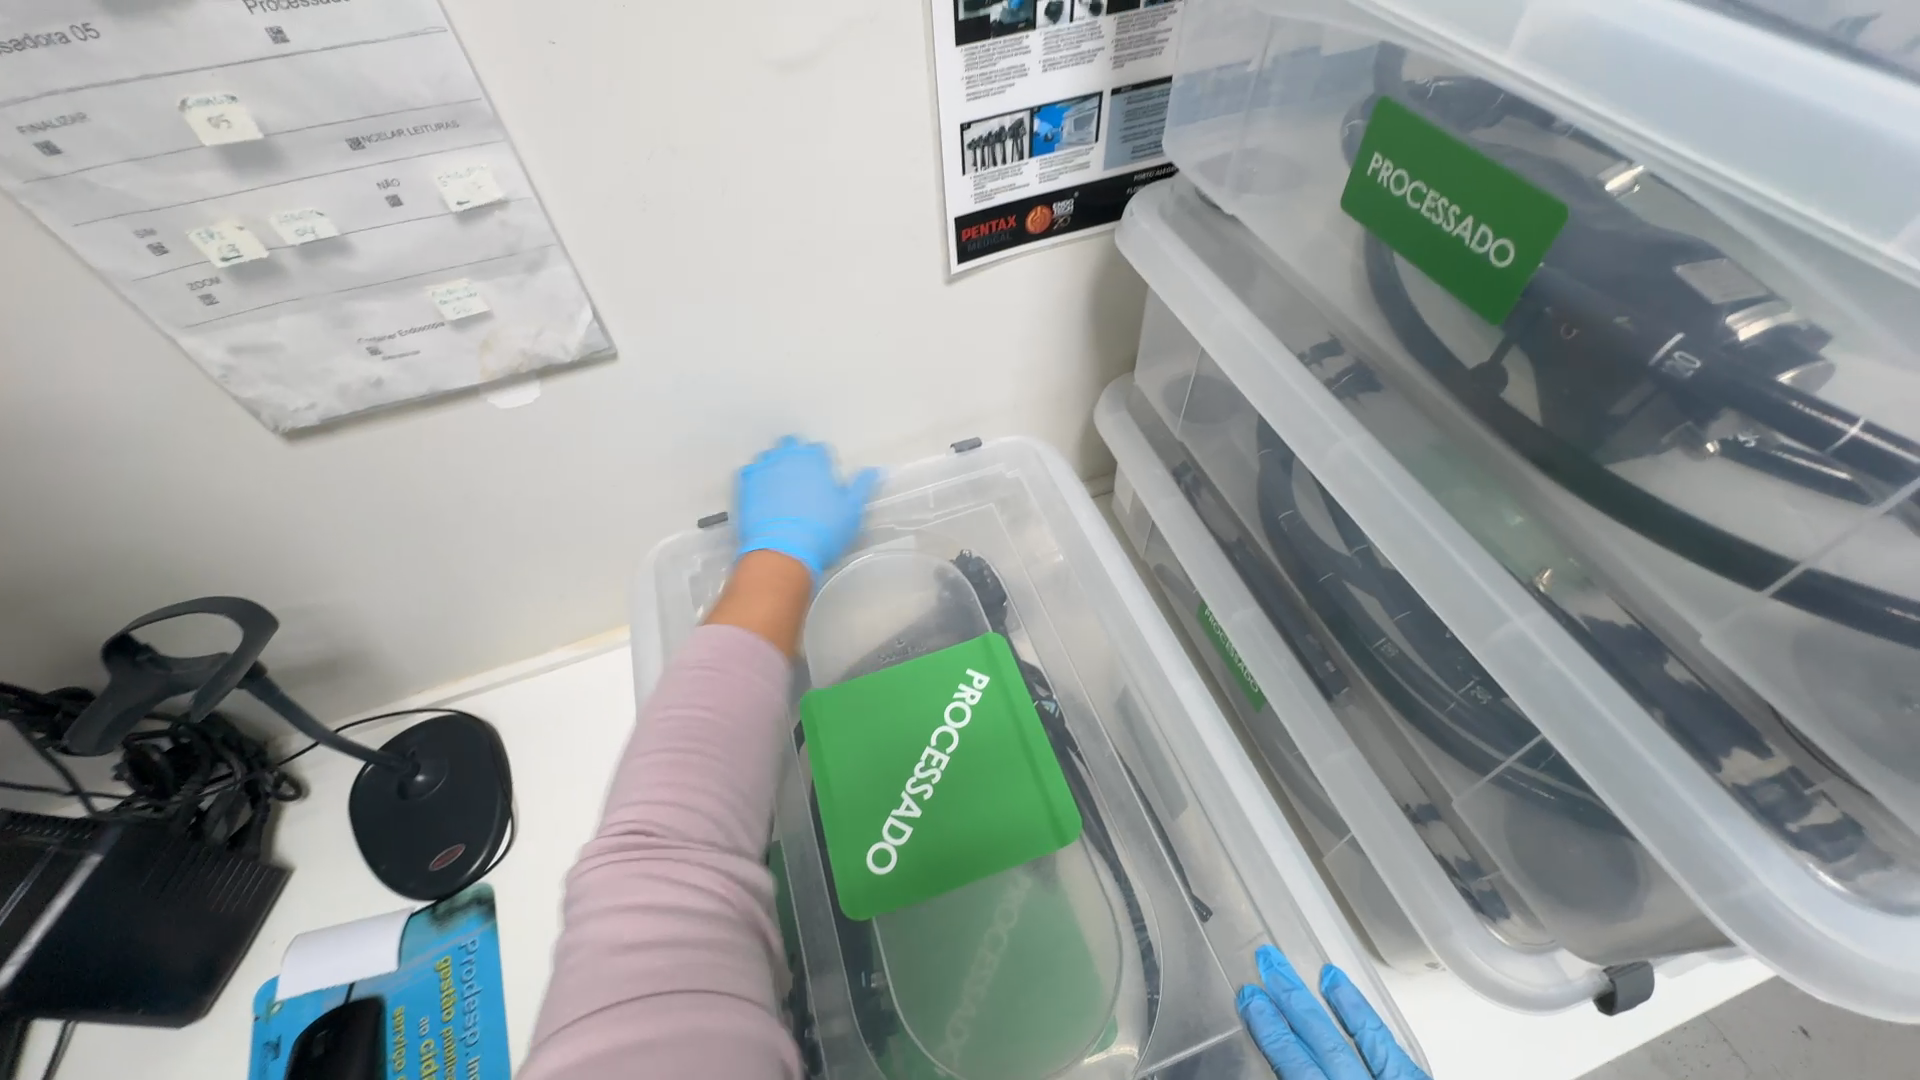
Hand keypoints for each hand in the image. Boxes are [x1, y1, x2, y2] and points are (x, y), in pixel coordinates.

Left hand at [735, 436, 880, 581]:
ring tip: (781, 485)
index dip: (823, 462)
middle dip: (797, 454)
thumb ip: (861, 487)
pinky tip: (762, 492)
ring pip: (769, 457)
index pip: (819, 449)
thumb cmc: (824, 531)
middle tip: (803, 477)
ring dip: (776, 464)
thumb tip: (875, 469)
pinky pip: (750, 472)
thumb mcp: (851, 511)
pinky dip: (757, 478)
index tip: (825, 478)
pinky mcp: (745, 486)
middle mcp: (787, 458)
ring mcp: (763, 470)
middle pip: (791, 445)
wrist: (782, 551)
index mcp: (814, 460)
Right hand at [1237, 946, 1429, 1079]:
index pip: (1294, 1067)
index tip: (1249, 1000)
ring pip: (1353, 1036)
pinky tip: (1338, 985)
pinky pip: (1386, 1044)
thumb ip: (1299, 1079)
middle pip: (1321, 1042)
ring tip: (1290, 966)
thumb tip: (1278, 1063)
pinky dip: (1361, 1013)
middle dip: (1290, 1001)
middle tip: (1265, 963)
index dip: (1269, 1032)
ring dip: (1318, 999)